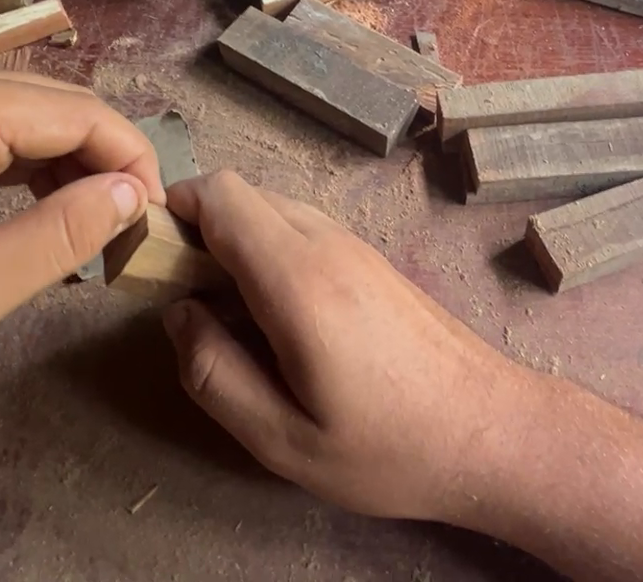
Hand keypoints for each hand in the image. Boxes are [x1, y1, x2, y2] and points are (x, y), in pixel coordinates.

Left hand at [0, 67, 164, 402]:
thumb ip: (63, 236)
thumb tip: (137, 194)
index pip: (82, 115)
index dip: (134, 161)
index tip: (156, 219)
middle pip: (65, 107)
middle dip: (111, 161)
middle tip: (134, 226)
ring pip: (39, 115)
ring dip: (79, 164)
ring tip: (100, 224)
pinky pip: (4, 129)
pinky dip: (40, 165)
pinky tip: (53, 207)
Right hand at [160, 172, 539, 522]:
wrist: (489, 428)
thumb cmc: (387, 446)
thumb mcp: (282, 438)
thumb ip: (213, 372)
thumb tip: (177, 314)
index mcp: (298, 278)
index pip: (223, 195)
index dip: (176, 208)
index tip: (152, 254)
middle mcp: (327, 242)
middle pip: (245, 195)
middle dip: (200, 227)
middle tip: (185, 295)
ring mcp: (355, 244)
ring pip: (274, 208)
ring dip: (237, 240)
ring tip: (230, 312)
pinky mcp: (371, 258)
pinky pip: (303, 229)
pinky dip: (271, 250)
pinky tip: (277, 314)